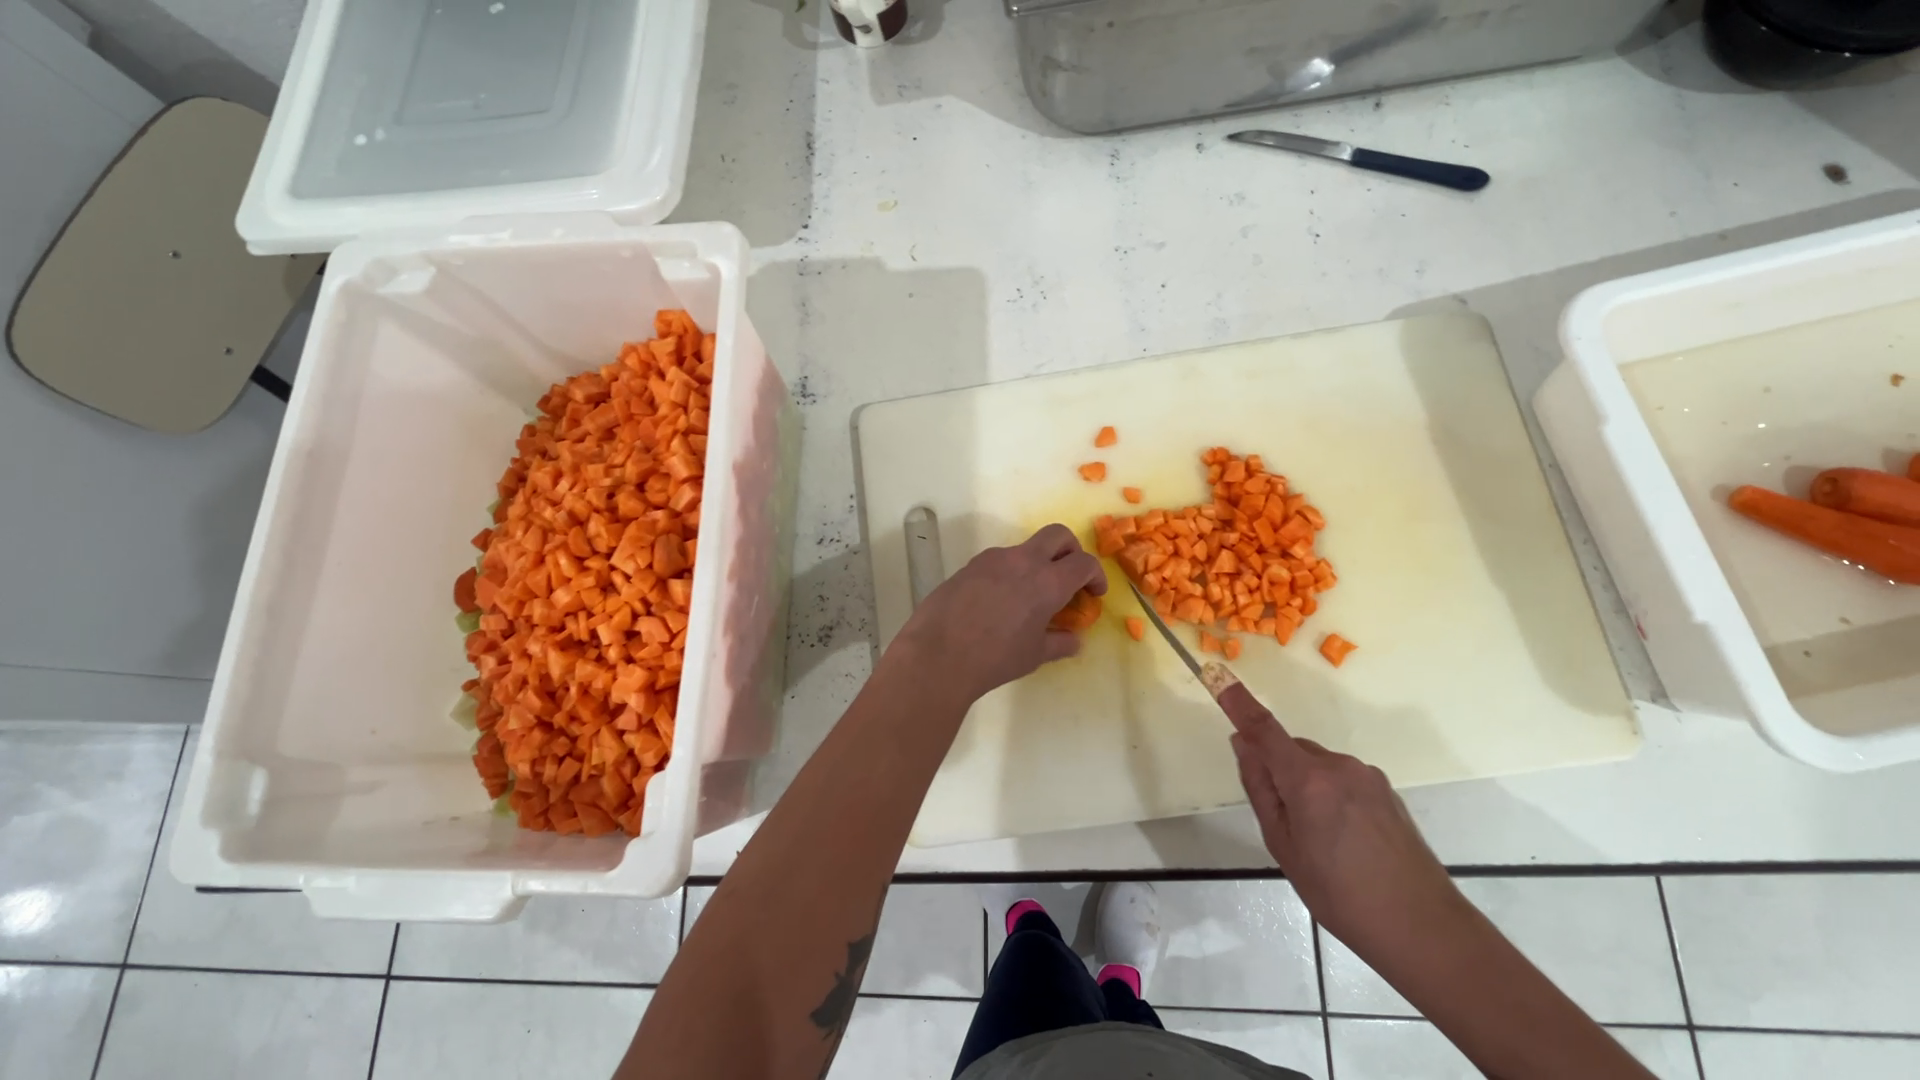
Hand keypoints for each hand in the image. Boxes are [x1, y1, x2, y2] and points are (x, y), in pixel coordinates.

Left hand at [890, 524, 1106, 702]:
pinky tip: (998, 603)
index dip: (1095, 575)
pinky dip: (1009, 573)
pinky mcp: (969, 566)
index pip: (1084, 562)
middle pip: (1058, 535)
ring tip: (1028, 598)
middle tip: (1068, 577)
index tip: (1093, 593)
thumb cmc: (995, 658)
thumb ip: (1060, 643)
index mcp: (1047, 581)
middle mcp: (1022, 561)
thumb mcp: (1035, 655)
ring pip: (1025, 548)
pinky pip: (998, 561)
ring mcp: (992, 559)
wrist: (938, 654)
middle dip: (1071, 551)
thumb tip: (1074, 640)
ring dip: (1036, 564)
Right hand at [1222, 684, 1464, 953]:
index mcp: (1308, 780)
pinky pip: (1343, 782)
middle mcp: (1340, 767)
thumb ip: (1261, 791)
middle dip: (1279, 772)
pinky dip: (1331, 798)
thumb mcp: (1283, 847)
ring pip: (1319, 768)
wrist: (1421, 926)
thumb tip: (1244, 746)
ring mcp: (1369, 777)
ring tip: (1320, 844)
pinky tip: (1345, 843)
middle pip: (1292, 751)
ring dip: (1308, 789)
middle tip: (1284, 826)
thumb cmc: (1339, 894)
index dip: (1239, 705)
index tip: (1219, 679)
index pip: (1264, 731)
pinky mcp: (1387, 792)